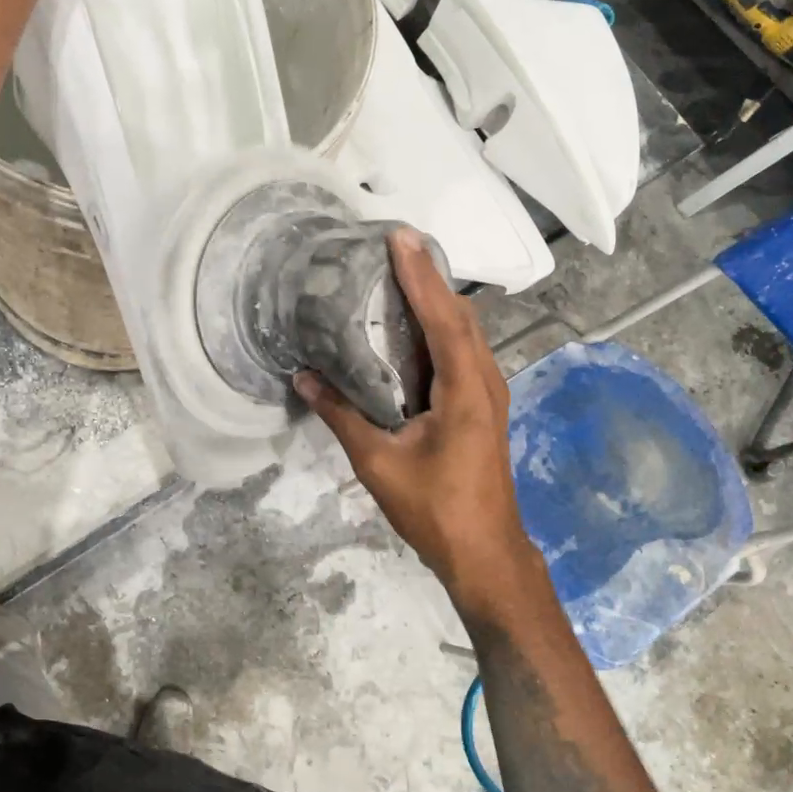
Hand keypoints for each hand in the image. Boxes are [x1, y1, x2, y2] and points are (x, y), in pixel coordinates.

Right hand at [295, 230, 539, 589]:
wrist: (484, 554)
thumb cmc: (434, 509)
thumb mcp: (378, 463)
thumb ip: (342, 416)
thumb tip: (303, 377)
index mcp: (465, 390)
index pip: (444, 318)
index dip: (421, 276)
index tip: (400, 238)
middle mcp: (485, 383)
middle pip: (461, 316)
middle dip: (430, 279)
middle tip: (393, 251)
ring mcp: (489, 397)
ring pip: (466, 334)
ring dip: (437, 304)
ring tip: (399, 281)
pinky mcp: (483, 410)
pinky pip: (463, 355)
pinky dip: (440, 332)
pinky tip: (411, 335)